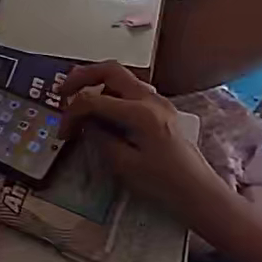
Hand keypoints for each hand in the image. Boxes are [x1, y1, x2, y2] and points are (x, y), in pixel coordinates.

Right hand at [63, 62, 236, 229]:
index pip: (94, 100)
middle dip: (82, 77)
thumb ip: (100, 138)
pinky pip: (131, 90)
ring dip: (97, 83)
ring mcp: (158, 101)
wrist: (198, 191)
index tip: (63, 132)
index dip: (72, 113)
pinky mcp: (161, 109)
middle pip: (110, 70)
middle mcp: (150, 99)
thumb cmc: (163, 183)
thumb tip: (86, 123)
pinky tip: (102, 110)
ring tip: (79, 100)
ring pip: (121, 76)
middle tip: (62, 91)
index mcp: (140, 113)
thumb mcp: (123, 165)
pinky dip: (111, 92)